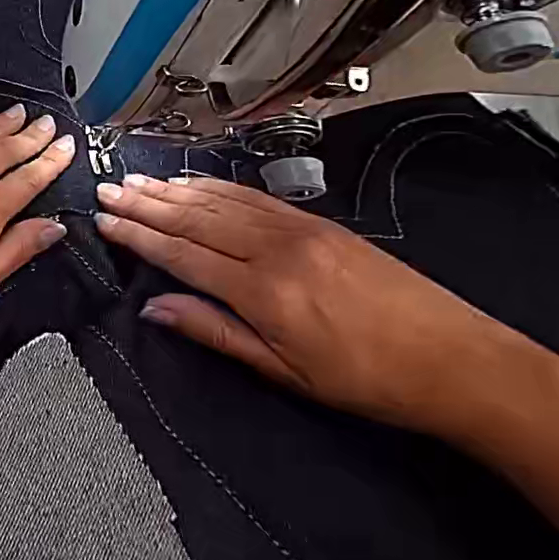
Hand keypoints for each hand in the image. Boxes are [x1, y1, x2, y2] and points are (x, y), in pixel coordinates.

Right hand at [96, 174, 554, 439]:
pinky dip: (215, 186)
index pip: (182, 252)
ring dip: (174, 189)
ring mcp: (295, 226)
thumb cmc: (367, 378)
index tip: (105, 219)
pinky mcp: (314, 219)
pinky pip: (252, 195)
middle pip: (194, 217)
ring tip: (138, 181)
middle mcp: (273, 246)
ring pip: (219, 200)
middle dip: (145, 203)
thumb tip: (156, 308)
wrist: (453, 356)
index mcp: (263, 290)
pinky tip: (195, 183)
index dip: (138, 235)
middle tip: (108, 187)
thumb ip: (214, 332)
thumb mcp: (285, 371)